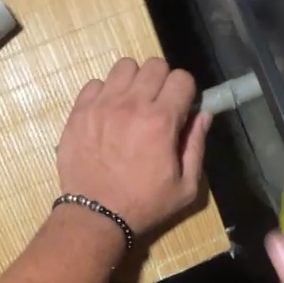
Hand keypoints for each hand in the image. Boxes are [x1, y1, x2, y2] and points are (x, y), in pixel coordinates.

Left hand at [56, 57, 211, 235]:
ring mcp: (102, 105)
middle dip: (162, 83)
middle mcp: (132, 104)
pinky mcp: (79, 112)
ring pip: (124, 67)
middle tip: (157, 107)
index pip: (182, 78)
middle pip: (155, 65)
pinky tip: (108, 114)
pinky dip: (105, 93)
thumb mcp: (185, 187)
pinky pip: (95, 83)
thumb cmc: (144, 205)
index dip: (185, 93)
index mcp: (161, 121)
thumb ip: (196, 146)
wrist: (96, 216)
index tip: (180, 110)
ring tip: (131, 105)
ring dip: (133, 81)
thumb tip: (204, 115)